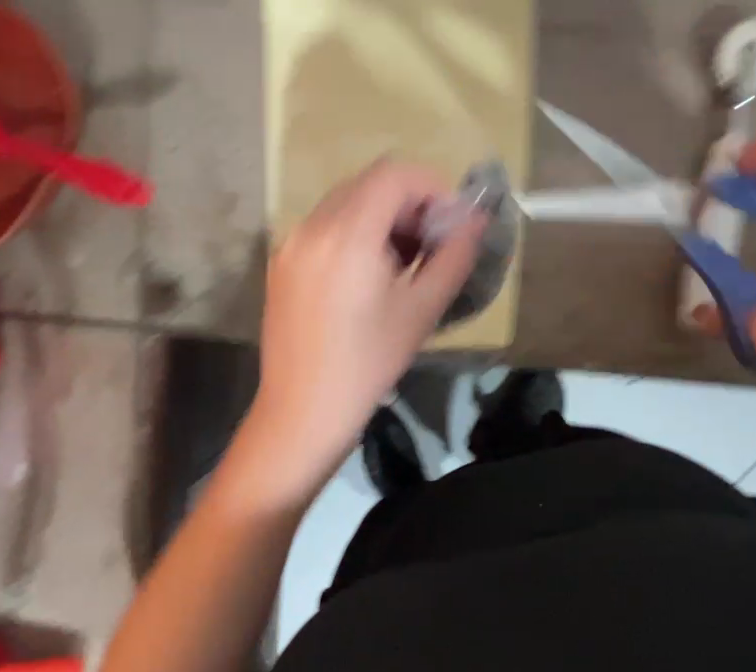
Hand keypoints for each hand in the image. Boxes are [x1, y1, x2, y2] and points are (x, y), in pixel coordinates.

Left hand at [252, 160, 485, 469]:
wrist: (302, 413)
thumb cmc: (366, 368)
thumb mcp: (419, 313)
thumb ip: (453, 258)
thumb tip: (475, 220)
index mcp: (346, 235)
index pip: (394, 174)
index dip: (432, 188)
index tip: (452, 224)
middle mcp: (311, 228)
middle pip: (368, 186)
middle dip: (408, 205)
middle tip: (432, 247)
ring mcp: (290, 246)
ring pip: (344, 207)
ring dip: (380, 221)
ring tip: (402, 268)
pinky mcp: (280, 268)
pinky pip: (323, 232)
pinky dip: (352, 238)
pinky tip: (368, 280)